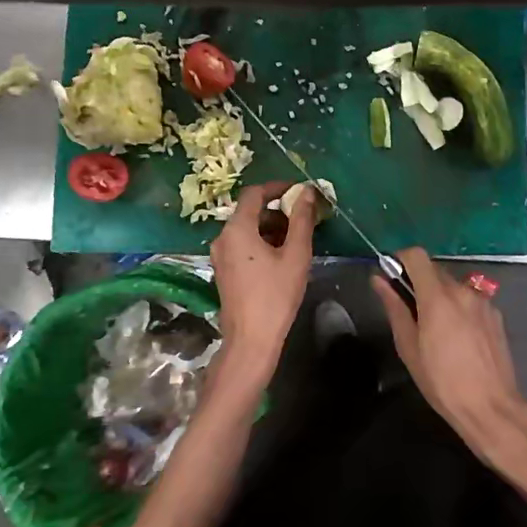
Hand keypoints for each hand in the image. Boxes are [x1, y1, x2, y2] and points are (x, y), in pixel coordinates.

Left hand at [209, 181, 317, 372]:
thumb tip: (307, 193)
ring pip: (246, 229)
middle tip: (303, 218)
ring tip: (297, 238)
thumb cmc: (276, 295)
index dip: (277, 187)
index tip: (299, 191)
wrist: (251, 339)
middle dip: (277, 210)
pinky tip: (281, 256)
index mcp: (237, 229)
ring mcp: (220, 255)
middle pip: (249, 211)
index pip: (254, 193)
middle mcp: (223, 237)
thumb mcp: (295, 255)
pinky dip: (260, 241)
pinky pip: (242, 245)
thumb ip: (301, 220)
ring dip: (270, 227)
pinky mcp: (223, 270)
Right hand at [373, 248, 526, 461]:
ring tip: (435, 331)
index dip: (400, 259)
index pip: (417, 255)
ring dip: (439, 297)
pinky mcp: (496, 315)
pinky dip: (458, 308)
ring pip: (453, 286)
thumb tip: (379, 280)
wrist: (491, 407)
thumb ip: (394, 308)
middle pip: (434, 270)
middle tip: (409, 312)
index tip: (392, 277)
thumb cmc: (442, 382)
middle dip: (419, 283)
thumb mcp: (409, 347)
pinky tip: (458, 339)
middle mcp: (463, 290)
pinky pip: (469, 301)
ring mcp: (483, 302)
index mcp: (438, 296)